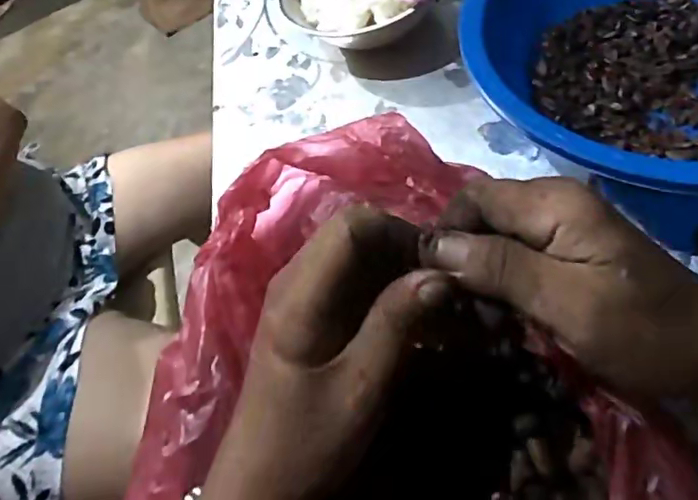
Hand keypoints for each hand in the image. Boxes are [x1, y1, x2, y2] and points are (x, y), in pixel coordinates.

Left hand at [201, 206, 452, 499]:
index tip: (437, 262)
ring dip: (394, 263)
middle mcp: (294, 275)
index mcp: (299, 290)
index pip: (352, 224)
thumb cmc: (305, 442)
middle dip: (401, 245)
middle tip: (441, 280)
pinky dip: (382, 281)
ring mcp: (298, 288)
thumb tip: (439, 273)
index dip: (398, 231)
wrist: (256, 485)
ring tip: (433, 296)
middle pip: (353, 229)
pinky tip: (409, 311)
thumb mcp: (358, 390)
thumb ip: (394, 326)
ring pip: (354, 248)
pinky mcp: (307, 305)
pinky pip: (349, 272)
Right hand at [423, 176, 697, 403]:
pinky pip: (523, 246)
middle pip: (485, 210)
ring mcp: (568, 219)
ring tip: (479, 313)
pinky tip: (508, 309)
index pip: (474, 197)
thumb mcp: (566, 304)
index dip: (446, 232)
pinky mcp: (575, 242)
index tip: (432, 281)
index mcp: (553, 201)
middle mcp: (556, 197)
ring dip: (484, 267)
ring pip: (501, 230)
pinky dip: (507, 274)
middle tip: (455, 305)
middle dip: (463, 252)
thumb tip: (434, 244)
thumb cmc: (644, 332)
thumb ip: (500, 268)